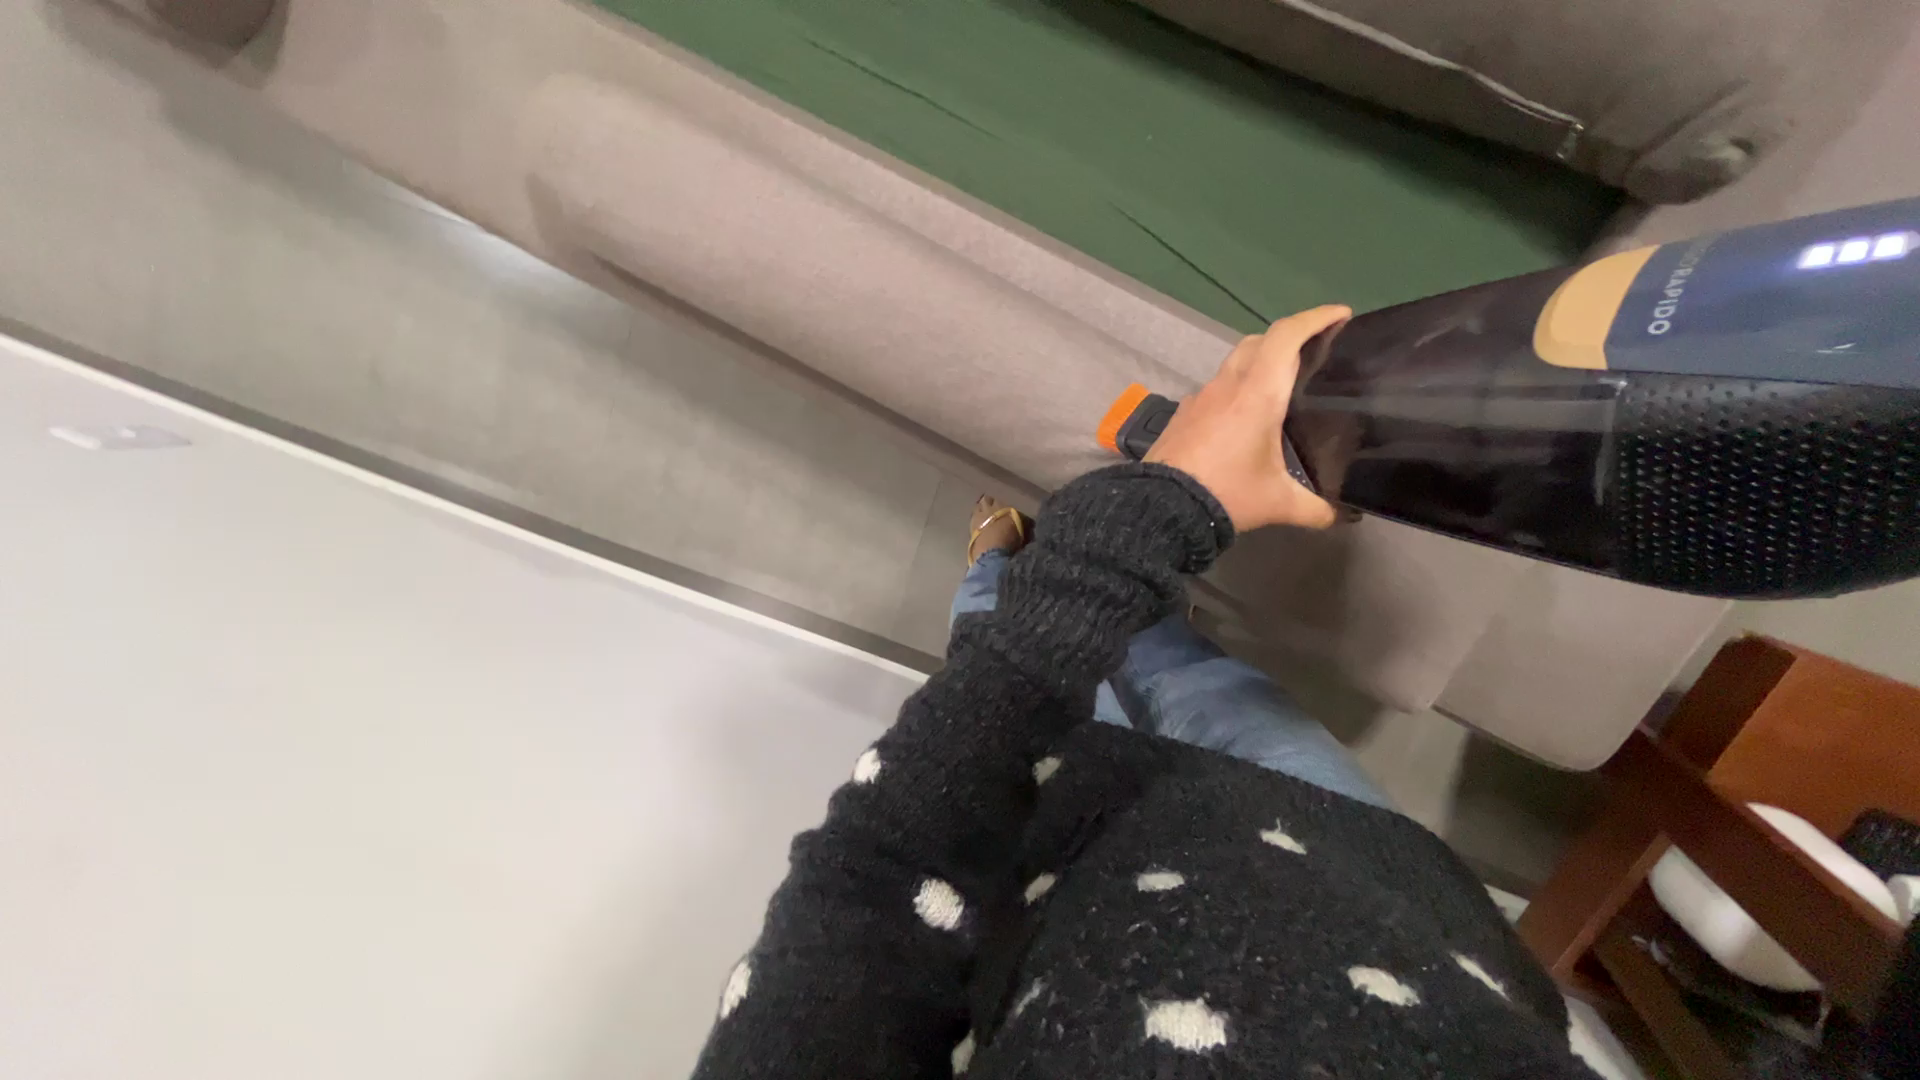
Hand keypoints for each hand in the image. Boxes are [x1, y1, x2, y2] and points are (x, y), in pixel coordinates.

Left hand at [1145, 305, 1348, 531]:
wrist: (1161, 507)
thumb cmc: (1227, 494)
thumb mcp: (1278, 504)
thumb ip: (1316, 508)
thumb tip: (1340, 516)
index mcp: (1257, 393)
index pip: (1286, 336)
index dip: (1316, 318)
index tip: (1340, 315)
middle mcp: (1227, 385)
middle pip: (1258, 341)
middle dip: (1288, 337)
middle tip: (1313, 353)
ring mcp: (1199, 397)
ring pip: (1232, 363)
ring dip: (1257, 363)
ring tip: (1278, 386)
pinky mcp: (1182, 414)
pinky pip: (1213, 389)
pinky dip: (1233, 389)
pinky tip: (1240, 416)